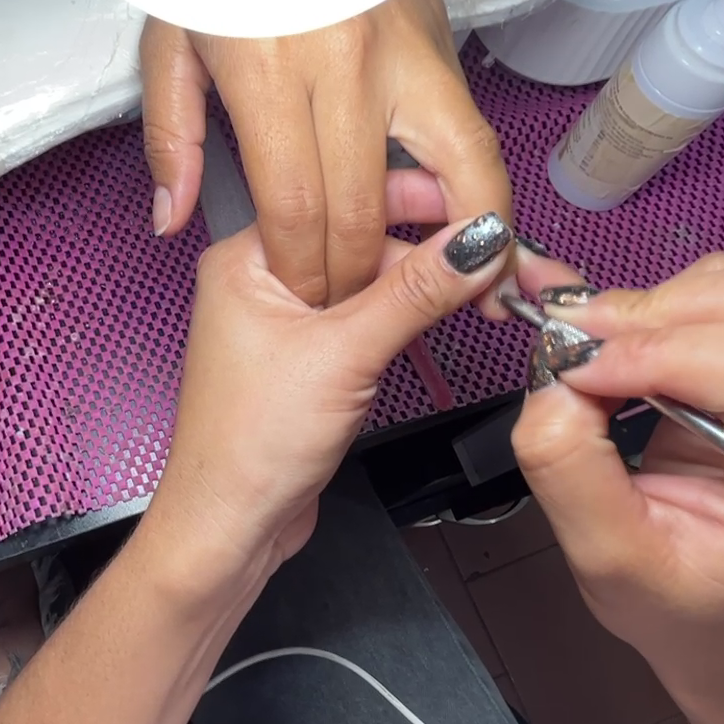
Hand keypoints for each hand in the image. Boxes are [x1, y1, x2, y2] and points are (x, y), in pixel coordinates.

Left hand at [140, 0, 513, 313]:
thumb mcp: (170, 43)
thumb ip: (172, 138)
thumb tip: (173, 216)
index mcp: (271, 72)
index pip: (298, 208)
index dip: (305, 269)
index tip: (304, 295)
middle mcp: (346, 66)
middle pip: (361, 209)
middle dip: (354, 274)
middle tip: (346, 301)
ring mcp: (403, 49)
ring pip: (453, 169)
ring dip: (452, 243)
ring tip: (461, 286)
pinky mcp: (439, 38)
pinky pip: (473, 131)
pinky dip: (482, 188)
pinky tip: (476, 227)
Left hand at [143, 214, 513, 597]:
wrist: (232, 524)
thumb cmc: (250, 444)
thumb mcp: (342, 355)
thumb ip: (414, 293)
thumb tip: (476, 240)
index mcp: (246, 257)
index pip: (337, 199)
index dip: (412, 199)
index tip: (476, 206)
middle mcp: (261, 281)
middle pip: (356, 240)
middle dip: (424, 252)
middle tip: (491, 260)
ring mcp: (283, 321)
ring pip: (364, 283)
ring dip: (418, 290)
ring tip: (479, 292)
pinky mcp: (305, 357)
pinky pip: (360, 320)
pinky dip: (400, 321)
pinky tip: (437, 319)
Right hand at [510, 253, 723, 723]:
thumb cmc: (677, 609)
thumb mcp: (600, 558)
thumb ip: (566, 462)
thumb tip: (556, 367)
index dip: (655, 349)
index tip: (572, 370)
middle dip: (652, 313)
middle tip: (576, 350)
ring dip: (661, 306)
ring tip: (608, 359)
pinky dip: (673, 306)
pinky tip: (640, 353)